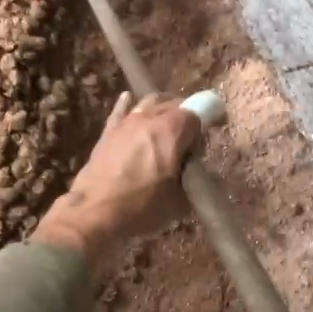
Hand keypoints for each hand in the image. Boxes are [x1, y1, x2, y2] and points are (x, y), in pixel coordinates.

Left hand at [30, 92, 202, 263]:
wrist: (95, 212)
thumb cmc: (141, 207)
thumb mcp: (180, 201)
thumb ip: (195, 181)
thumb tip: (201, 174)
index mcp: (172, 131)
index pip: (199, 110)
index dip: (210, 116)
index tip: (217, 126)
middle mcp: (149, 119)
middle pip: (174, 104)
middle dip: (186, 115)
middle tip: (191, 136)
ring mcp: (125, 123)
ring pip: (148, 103)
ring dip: (161, 110)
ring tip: (166, 125)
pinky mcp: (107, 133)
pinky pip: (120, 111)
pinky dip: (128, 105)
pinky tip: (128, 100)